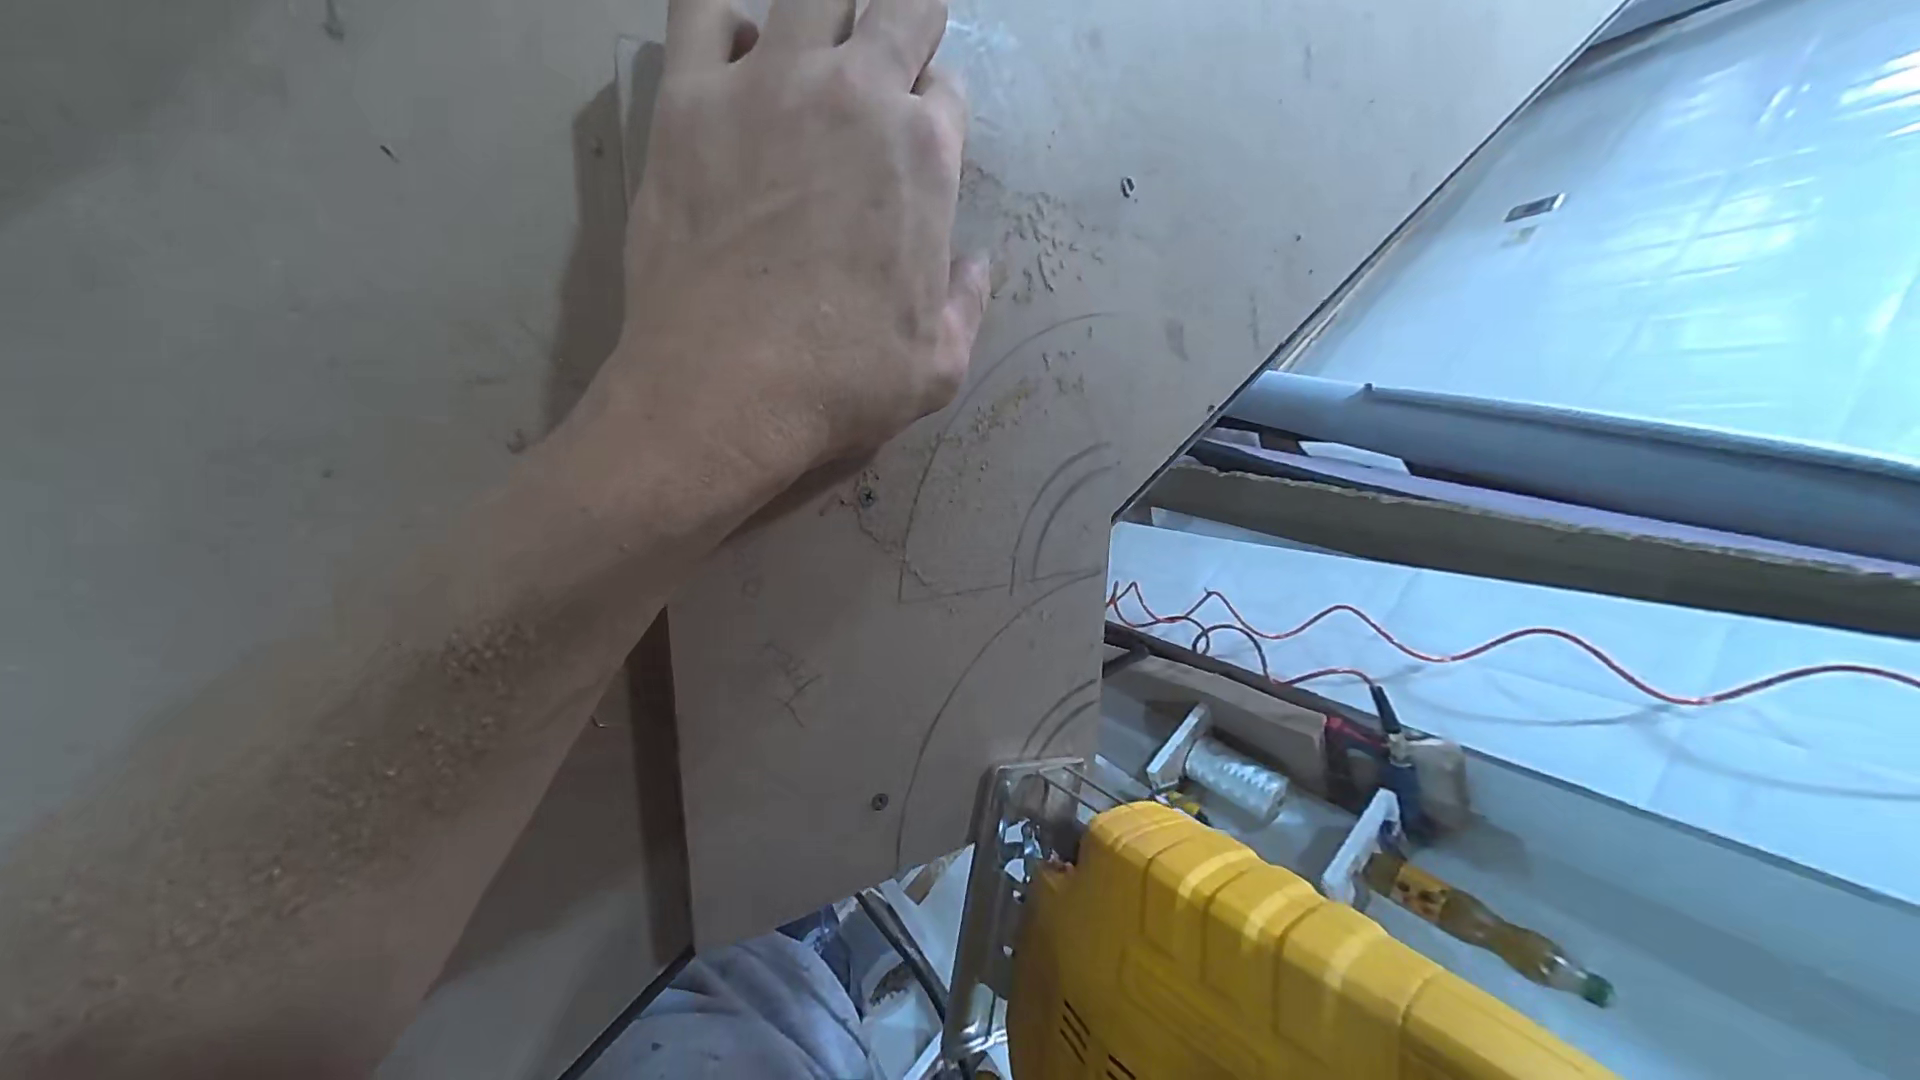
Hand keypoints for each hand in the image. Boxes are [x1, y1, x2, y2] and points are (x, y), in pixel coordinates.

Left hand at [582, 0, 988, 492]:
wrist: (728, 389)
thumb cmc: (845, 383)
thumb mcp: (940, 365)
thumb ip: (968, 304)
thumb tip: (976, 265)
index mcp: (925, 156)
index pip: (947, 93)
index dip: (939, 111)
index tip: (925, 138)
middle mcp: (854, 96)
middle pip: (897, 12)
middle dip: (906, 25)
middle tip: (892, 57)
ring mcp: (766, 87)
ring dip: (829, 9)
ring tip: (823, 44)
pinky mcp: (687, 102)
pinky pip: (703, 10)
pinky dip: (726, 17)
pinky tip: (739, 50)